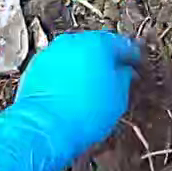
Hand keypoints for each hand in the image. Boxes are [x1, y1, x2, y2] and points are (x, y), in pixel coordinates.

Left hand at [0, 31, 138, 170]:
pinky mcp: (36, 67)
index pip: (122, 44)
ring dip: (85, 67)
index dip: (132, 56)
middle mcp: (73, 42)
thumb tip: (124, 73)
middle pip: (96, 46)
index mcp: (98, 44)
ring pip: (75, 55)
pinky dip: (66, 75)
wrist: (43, 128)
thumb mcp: (118, 98)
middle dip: (106, 60)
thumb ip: (124, 78)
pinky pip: (58, 66)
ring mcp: (52, 53)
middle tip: (116, 76)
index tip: (136, 64)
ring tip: (92, 88)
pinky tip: (71, 92)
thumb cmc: (82, 114)